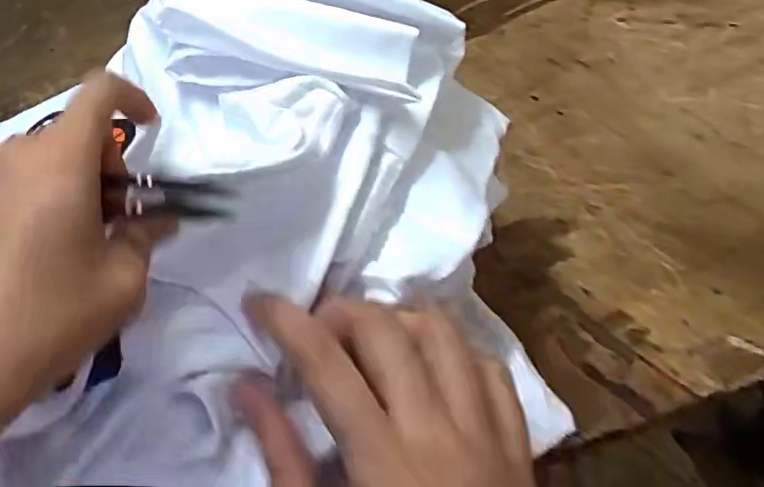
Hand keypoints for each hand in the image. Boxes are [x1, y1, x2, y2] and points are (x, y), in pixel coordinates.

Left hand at [0, 71, 176, 486]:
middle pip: (76, 132)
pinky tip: (40, 255)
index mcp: (60, 155)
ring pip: (49, 157)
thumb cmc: (47, 313)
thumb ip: (143, 237)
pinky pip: (20, 178)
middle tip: (117, 222)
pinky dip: (45, 195)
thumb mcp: (119, 283)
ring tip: (80, 247)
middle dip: (107, 164)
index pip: (99, 90)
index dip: (132, 97)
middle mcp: (20, 151)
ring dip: (76, 183)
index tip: (150, 130)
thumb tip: (152, 220)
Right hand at [237, 295, 533, 486]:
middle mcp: (439, 435)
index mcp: (385, 460)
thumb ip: (283, 455)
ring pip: (442, 334)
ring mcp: (488, 440)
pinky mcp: (520, 452)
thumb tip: (243, 386)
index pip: (324, 359)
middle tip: (315, 335)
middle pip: (383, 328)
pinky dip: (454, 354)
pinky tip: (426, 369)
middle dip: (336, 313)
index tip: (255, 304)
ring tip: (368, 343)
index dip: (283, 318)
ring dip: (395, 321)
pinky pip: (491, 372)